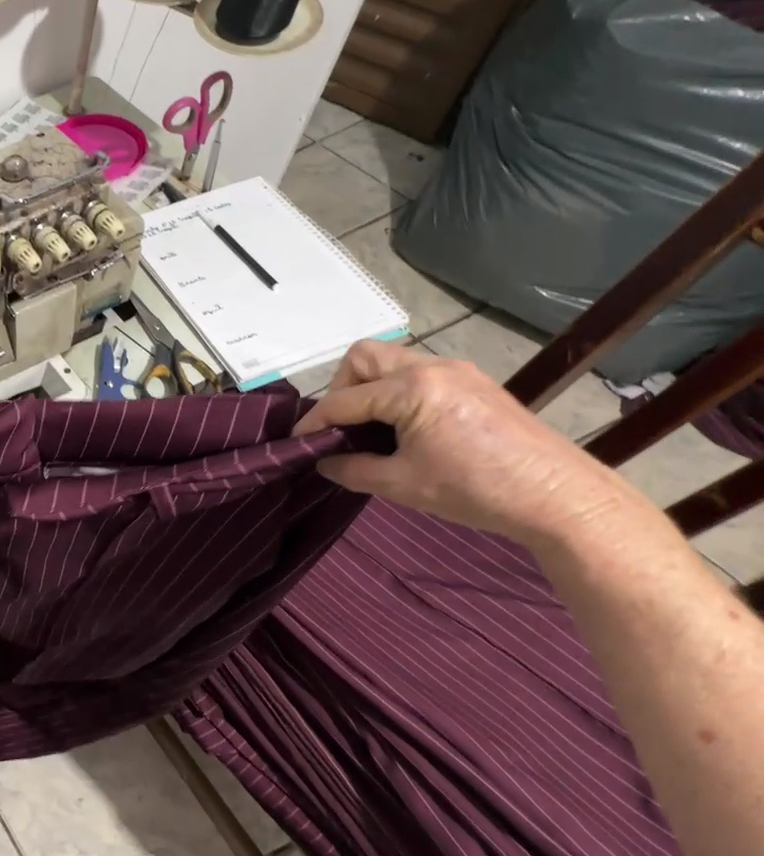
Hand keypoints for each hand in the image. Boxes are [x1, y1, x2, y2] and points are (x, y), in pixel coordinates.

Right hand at [291, 339, 639, 549]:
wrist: (558, 497)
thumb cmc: (474, 490)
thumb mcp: (400, 484)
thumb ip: (351, 468)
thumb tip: (324, 461)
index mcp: (413, 389)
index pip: (343, 400)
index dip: (313, 423)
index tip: (296, 444)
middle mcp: (434, 368)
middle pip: (364, 358)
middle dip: (339, 390)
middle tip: (340, 428)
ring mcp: (459, 372)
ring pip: (392, 362)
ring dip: (369, 389)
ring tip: (369, 431)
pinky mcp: (475, 384)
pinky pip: (418, 374)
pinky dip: (396, 393)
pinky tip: (402, 429)